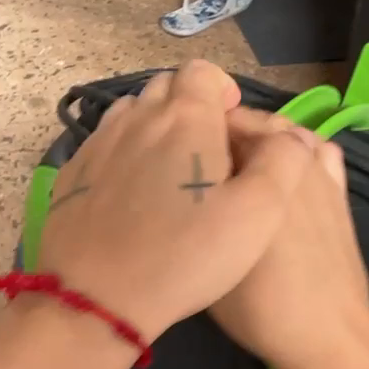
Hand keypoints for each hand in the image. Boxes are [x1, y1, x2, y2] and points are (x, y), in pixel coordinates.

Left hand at [37, 61, 317, 339]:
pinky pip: (106, 143)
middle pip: (167, 87)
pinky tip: (134, 195)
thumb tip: (295, 135)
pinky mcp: (74, 172)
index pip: (203, 71)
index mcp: (185, 118)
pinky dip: (125, 152)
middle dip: (190, 106)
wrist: (97, 297)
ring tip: (172, 174)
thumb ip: (284, 164)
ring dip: (156, 128)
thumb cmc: (185, 254)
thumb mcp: (258, 215)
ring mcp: (100, 143)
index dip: (223, 90)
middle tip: (208, 153)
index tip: (233, 126)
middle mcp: (139, 117)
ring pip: (134, 113)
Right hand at [210, 112, 368, 368]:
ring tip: (239, 165)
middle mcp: (291, 158)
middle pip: (256, 124)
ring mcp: (321, 173)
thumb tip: (187, 190)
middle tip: (202, 162)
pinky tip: (284, 171)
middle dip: (227, 133)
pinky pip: (320, 151)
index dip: (196, 133)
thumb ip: (198, 213)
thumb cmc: (259, 303)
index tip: (177, 150)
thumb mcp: (208, 258)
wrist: (326, 336)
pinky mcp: (340, 192)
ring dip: (263, 137)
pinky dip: (300, 149)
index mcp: (256, 167)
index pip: (221, 124)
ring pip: (288, 133)